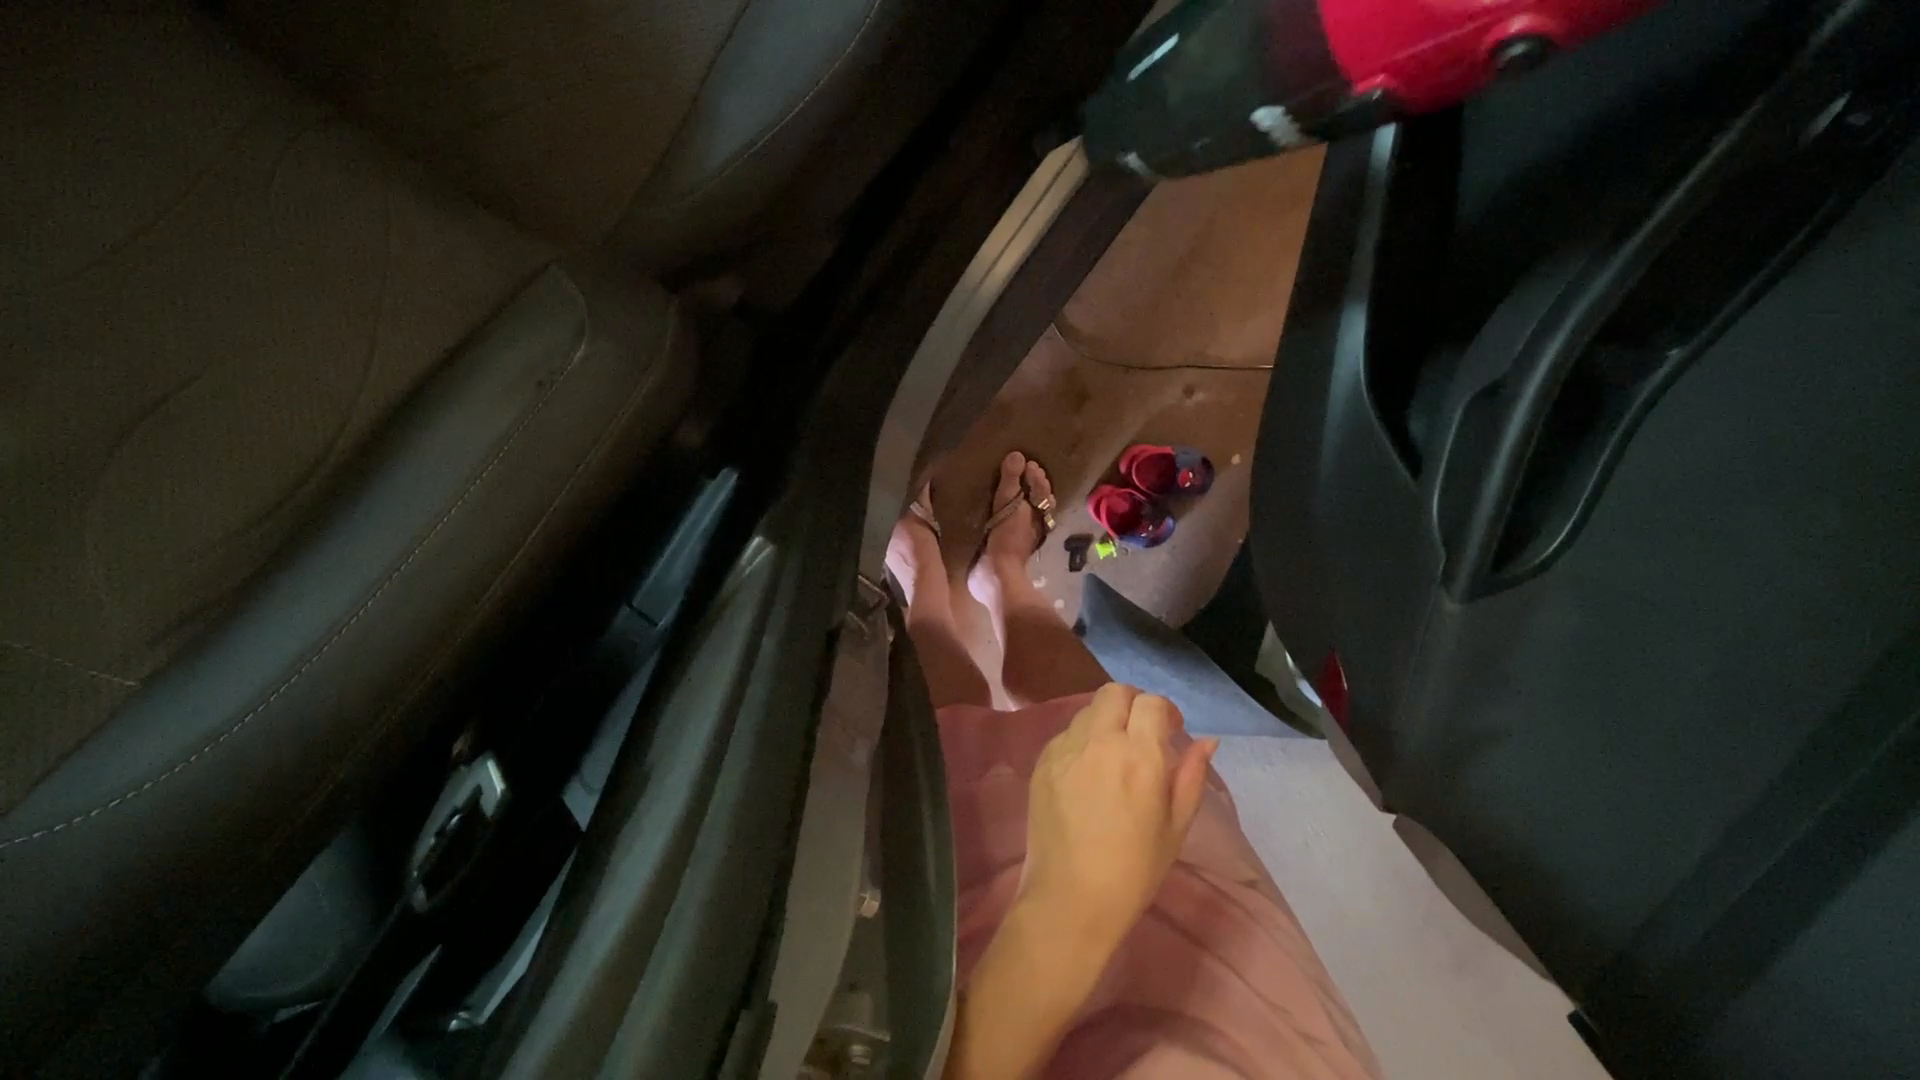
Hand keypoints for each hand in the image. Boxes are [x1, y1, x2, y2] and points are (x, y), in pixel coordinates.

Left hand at [1017, 683, 1217, 956]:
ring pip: (1087, 711)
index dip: (1164, 711)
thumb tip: (1207, 741)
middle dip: (1132, 703)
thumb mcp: (1176, 826)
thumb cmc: (1134, 870)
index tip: (1170, 730)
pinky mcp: (1042, 763)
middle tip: (1141, 732)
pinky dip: (1081, 740)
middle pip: (1114, 693)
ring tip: (1113, 754)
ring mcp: (1065, 750)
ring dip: (1105, 720)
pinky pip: (1066, 734)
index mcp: (1140, 756)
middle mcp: (1099, 742)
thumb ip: (1191, 776)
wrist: (1070, 898)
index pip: (1151, 703)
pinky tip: (1087, 772)